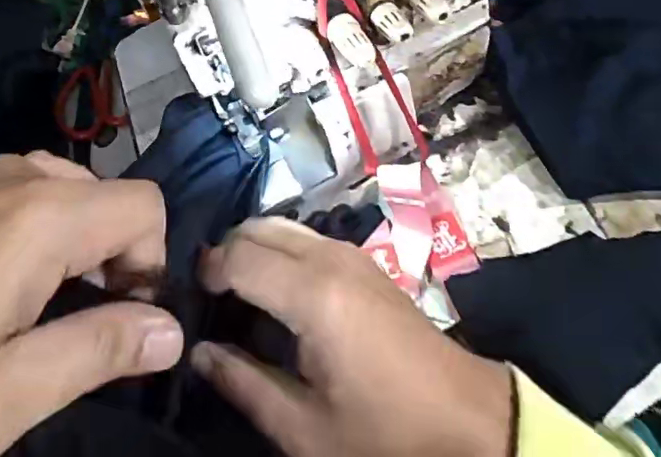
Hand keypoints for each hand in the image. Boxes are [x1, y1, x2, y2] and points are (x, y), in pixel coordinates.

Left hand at [0, 153, 183, 456]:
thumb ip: (94, 352)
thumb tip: (169, 330)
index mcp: (36, 213)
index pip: (142, 206)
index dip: (152, 267)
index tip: (126, 332)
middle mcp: (1, 176)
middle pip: (96, 195)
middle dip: (107, 256)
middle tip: (74, 335)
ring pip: (44, 194)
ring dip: (60, 249)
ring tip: (22, 327)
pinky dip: (11, 242)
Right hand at [192, 217, 512, 456]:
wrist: (469, 422)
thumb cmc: (386, 435)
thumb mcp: (307, 430)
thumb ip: (245, 384)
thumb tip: (199, 352)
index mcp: (314, 294)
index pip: (240, 257)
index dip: (208, 272)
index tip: (191, 299)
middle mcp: (329, 257)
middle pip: (256, 229)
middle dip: (225, 253)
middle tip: (210, 299)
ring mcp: (349, 252)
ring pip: (280, 226)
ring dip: (251, 247)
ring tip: (238, 295)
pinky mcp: (362, 259)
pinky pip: (303, 236)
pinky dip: (277, 250)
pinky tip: (275, 292)